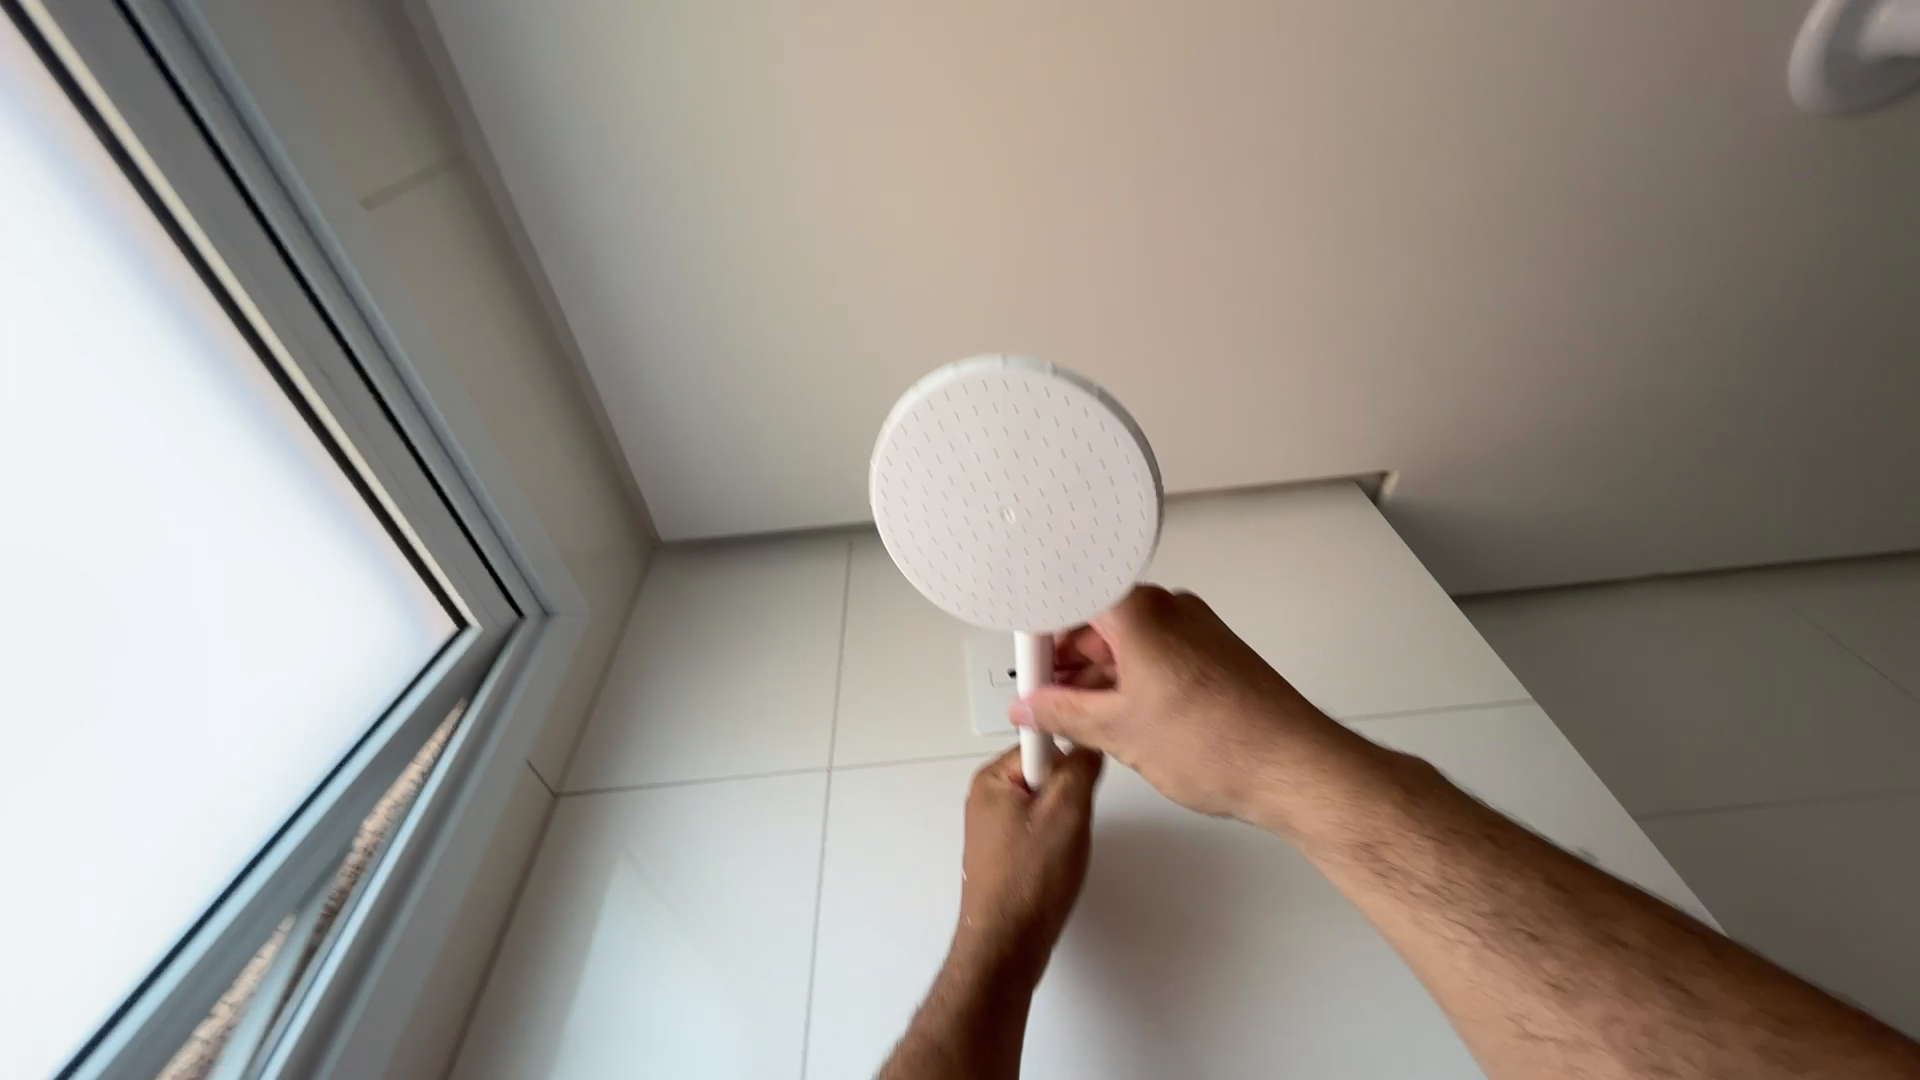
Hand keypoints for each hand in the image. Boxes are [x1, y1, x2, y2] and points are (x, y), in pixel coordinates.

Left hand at [953, 745, 1103, 980]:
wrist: (1006, 945)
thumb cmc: (1028, 883)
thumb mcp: (1066, 812)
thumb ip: (1079, 767)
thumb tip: (1087, 742)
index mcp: (992, 778)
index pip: (1040, 741)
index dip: (1069, 756)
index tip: (1083, 776)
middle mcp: (987, 797)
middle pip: (1043, 771)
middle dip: (1068, 793)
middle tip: (1072, 822)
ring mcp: (993, 826)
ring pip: (1044, 802)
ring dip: (1063, 819)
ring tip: (1063, 848)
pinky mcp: (1004, 851)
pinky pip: (1038, 827)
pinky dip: (1054, 840)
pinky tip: (1056, 863)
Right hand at [1011, 585, 1343, 825]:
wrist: (1296, 769)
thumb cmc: (1225, 742)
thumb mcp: (1119, 730)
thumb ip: (1063, 714)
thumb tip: (1034, 708)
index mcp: (1140, 611)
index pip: (1069, 603)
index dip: (1039, 635)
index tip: (1025, 662)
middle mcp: (1168, 611)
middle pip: (1095, 622)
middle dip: (1064, 661)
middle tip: (1040, 696)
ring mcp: (1192, 633)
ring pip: (1124, 643)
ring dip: (1094, 677)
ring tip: (1072, 718)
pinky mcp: (1209, 657)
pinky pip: (1151, 658)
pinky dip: (1125, 683)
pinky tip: (1111, 718)